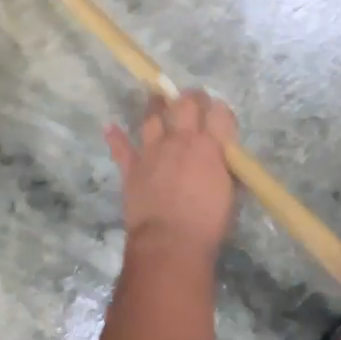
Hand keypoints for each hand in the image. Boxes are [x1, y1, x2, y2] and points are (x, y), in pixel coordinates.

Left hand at [104, 89, 237, 261]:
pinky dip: (116, 137)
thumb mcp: (230, 195)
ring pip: (152, 117)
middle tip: (193, 99)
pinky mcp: (131, 167)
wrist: (169, 242)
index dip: (220, 111)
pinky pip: (121, 147)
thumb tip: (223, 160)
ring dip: (156, 106)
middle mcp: (180, 140)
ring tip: (158, 99)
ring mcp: (152, 151)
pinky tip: (110, 128)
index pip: (219, 113)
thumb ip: (225, 170)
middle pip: (185, 104)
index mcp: (210, 147)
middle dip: (191, 97)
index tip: (220, 114)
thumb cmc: (207, 223)